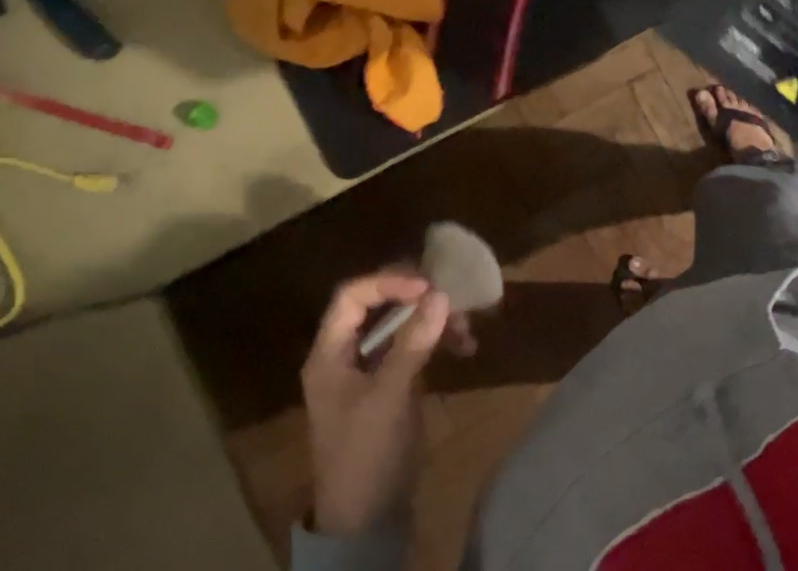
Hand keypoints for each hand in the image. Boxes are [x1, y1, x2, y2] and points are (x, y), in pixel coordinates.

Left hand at [300, 271, 471, 534]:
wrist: (365, 514)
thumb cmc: (366, 451)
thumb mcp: (389, 396)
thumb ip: (412, 344)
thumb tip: (441, 293)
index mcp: (330, 354)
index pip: (352, 297)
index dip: (389, 282)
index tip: (430, 285)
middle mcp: (347, 354)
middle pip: (379, 304)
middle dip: (418, 297)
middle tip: (454, 297)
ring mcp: (371, 368)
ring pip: (402, 323)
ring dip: (434, 319)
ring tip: (467, 329)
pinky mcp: (393, 382)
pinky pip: (416, 346)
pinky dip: (439, 341)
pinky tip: (465, 348)